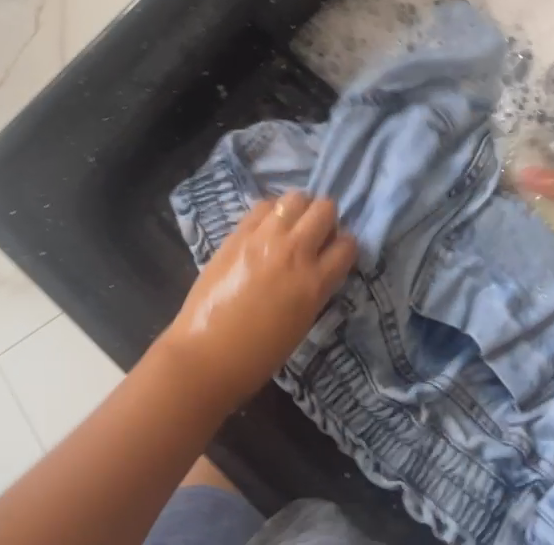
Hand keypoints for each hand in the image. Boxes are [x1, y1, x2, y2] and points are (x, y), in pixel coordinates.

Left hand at [156, 191, 357, 403]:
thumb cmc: (258, 354)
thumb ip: (316, 288)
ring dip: (299, 209)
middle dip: (325, 219)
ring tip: (289, 227)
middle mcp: (294, 252)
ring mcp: (264, 238)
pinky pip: (263, 206)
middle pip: (325, 209)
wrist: (206, 355)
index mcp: (314, 283)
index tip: (334, 253)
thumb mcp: (303, 322)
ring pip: (296, 197)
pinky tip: (265, 229)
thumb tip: (320, 266)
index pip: (347, 244)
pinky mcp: (238, 233)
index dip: (344, 246)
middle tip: (313, 235)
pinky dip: (271, 212)